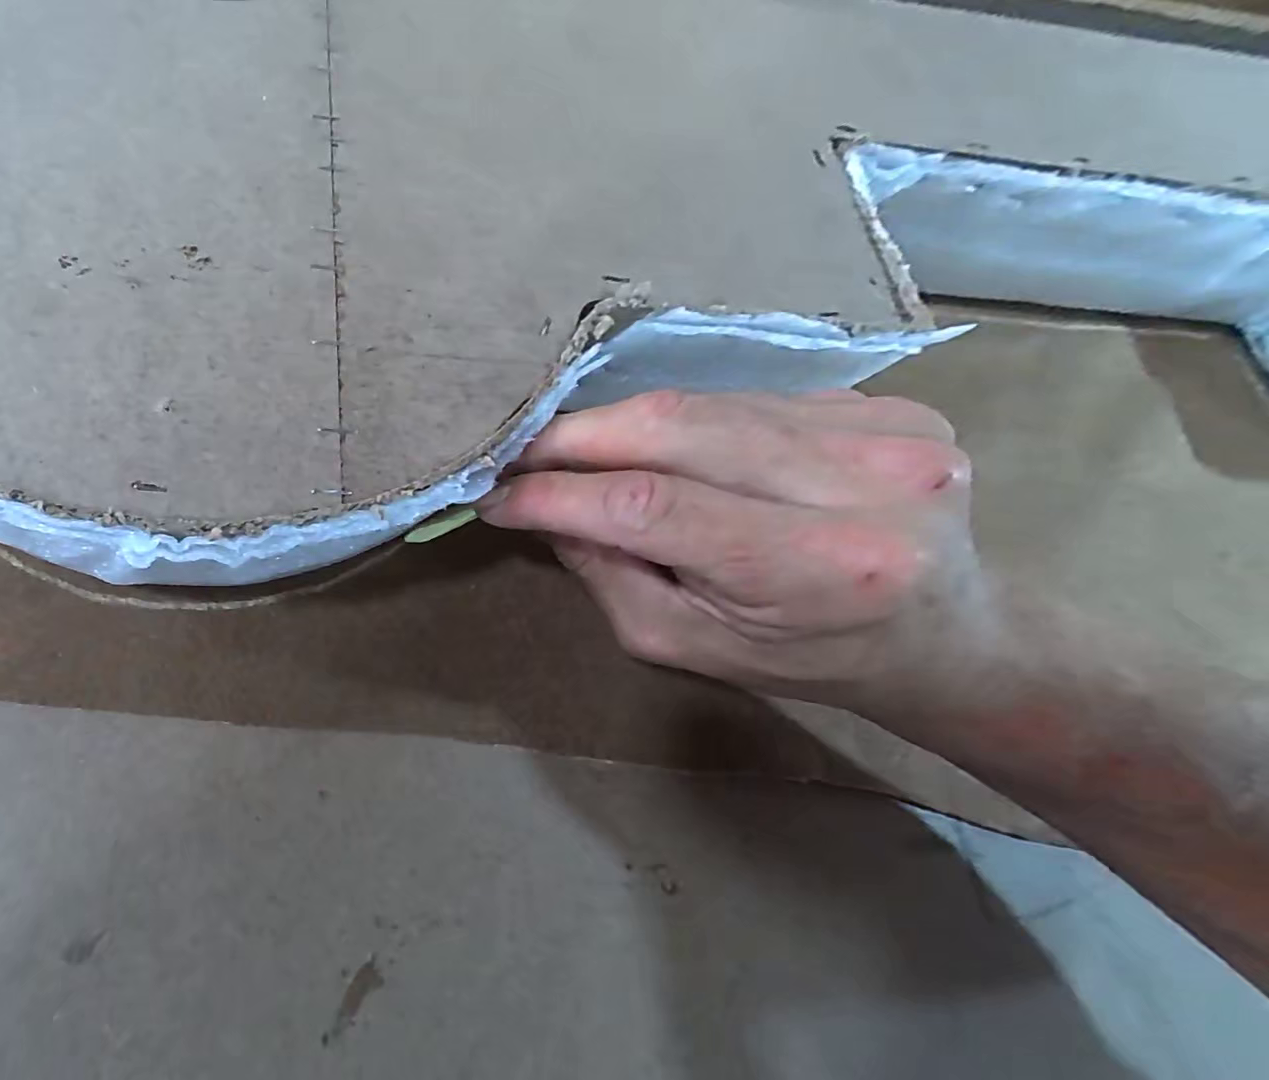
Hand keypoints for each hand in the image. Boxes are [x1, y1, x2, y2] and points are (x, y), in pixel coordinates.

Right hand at [479, 389, 1004, 723]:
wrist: (947, 634)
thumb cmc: (800, 657)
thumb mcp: (681, 643)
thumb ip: (607, 574)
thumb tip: (544, 508)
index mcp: (813, 566)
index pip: (648, 505)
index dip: (557, 493)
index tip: (495, 496)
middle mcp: (860, 482)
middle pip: (674, 426)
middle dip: (575, 437)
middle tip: (518, 454)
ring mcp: (883, 430)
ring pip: (701, 402)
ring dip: (618, 425)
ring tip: (572, 452)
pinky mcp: (885, 403)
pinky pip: (741, 399)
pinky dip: (680, 422)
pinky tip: (664, 451)